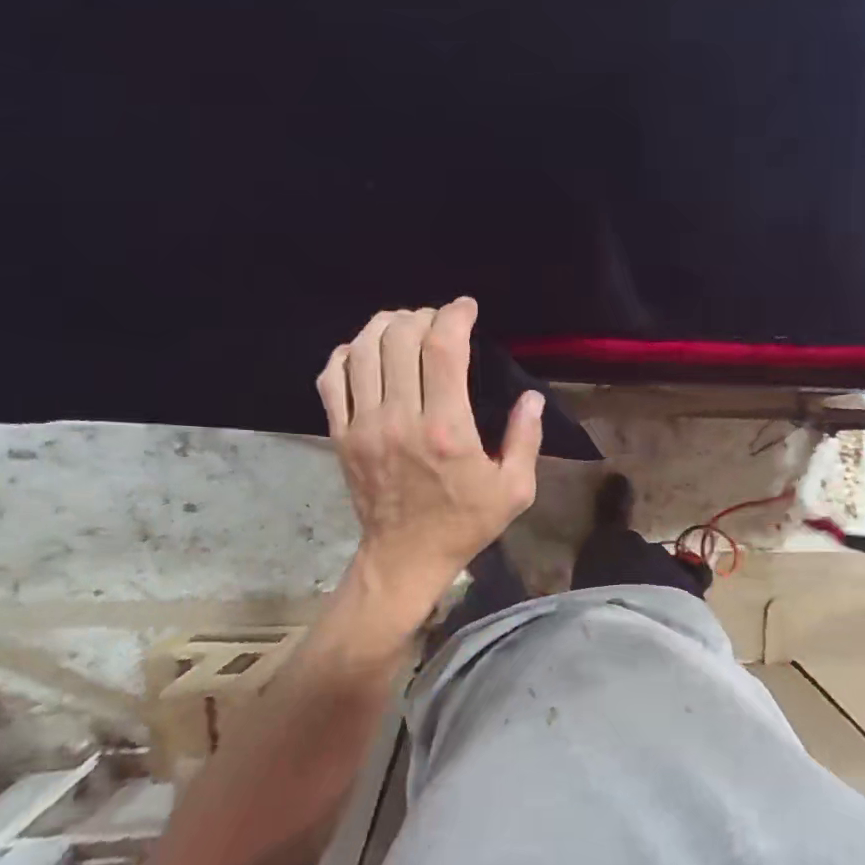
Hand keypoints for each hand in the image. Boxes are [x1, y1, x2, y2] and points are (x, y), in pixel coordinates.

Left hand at [317, 297, 543, 607]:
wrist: (405, 556)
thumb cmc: (464, 524)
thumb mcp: (513, 490)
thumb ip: (526, 439)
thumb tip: (532, 397)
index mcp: (446, 430)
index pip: (443, 348)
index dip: (455, 315)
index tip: (466, 309)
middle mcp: (400, 419)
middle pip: (400, 338)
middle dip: (422, 315)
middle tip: (438, 322)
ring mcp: (363, 426)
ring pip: (363, 350)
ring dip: (385, 325)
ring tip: (403, 326)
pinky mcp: (340, 436)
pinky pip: (331, 379)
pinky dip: (346, 354)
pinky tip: (365, 352)